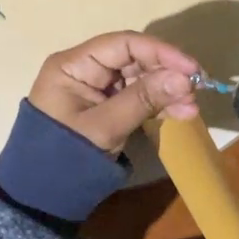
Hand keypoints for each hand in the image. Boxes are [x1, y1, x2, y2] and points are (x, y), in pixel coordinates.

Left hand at [28, 32, 200, 154]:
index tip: (191, 69)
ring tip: (190, 109)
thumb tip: (185, 78)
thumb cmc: (66, 156)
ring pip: (139, 78)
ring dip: (166, 90)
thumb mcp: (105, 127)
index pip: (123, 44)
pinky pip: (136, 96)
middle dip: (166, 73)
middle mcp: (84, 69)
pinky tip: (179, 113)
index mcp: (73, 65)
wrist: (43, 194)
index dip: (161, 52)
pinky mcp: (105, 106)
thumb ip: (144, 99)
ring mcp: (95, 88)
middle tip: (195, 91)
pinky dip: (157, 103)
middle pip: (133, 59)